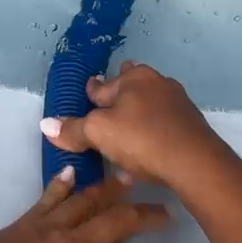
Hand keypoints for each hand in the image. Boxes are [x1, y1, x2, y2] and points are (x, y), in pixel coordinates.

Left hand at [0, 168, 172, 242]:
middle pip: (123, 219)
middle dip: (148, 215)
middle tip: (166, 215)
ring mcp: (48, 229)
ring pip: (89, 199)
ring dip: (112, 189)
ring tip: (130, 179)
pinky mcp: (22, 223)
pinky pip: (50, 197)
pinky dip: (64, 184)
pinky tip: (73, 173)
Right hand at [39, 61, 229, 190]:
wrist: (196, 163)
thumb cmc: (142, 140)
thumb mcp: (99, 134)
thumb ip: (73, 130)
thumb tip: (45, 124)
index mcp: (133, 78)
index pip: (103, 86)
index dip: (93, 92)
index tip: (88, 95)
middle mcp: (157, 82)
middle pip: (131, 85)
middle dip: (120, 91)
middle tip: (110, 103)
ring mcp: (178, 102)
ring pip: (151, 101)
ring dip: (140, 109)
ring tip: (130, 123)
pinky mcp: (192, 123)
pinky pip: (166, 120)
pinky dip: (156, 125)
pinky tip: (153, 140)